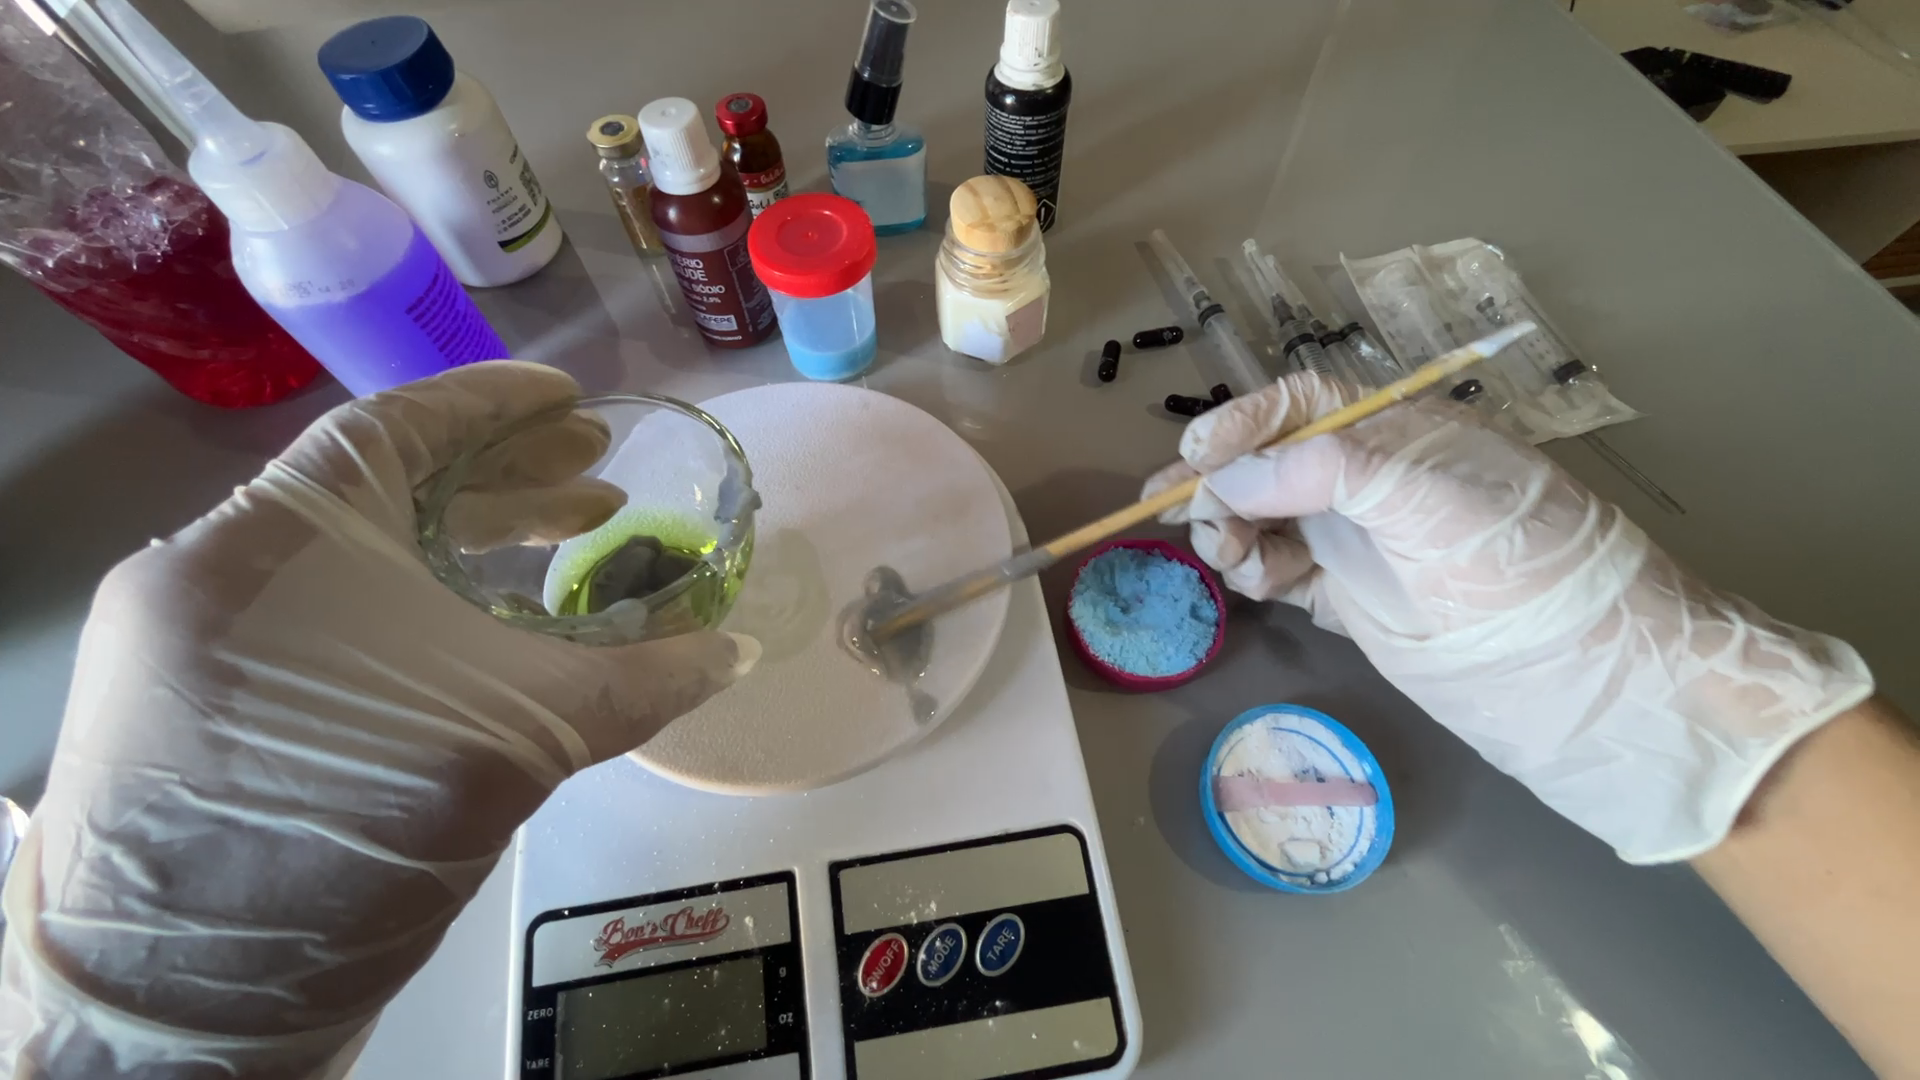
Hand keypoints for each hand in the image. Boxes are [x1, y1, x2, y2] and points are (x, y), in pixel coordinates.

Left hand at [1, 363, 757, 1078]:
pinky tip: (508, 617)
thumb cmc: (352, 834)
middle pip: (390, 484)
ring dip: (481, 535)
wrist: (189, 1014)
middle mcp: (227, 571)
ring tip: (579, 533)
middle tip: (601, 471)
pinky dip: (440, 591)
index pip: (391, 429)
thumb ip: (639, 682)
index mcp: (276, 549)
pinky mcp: (226, 694)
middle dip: (508, 471)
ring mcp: (215, 635)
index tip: (572, 397)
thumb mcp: (517, 741)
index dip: (490, 402)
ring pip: (374, 548)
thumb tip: (738, 650)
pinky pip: (353, 604)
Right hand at [1145, 373, 1871, 863]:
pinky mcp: (1345, 595)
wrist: (1588, 690)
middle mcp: (1371, 482)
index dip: (1243, 422)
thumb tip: (1227, 474)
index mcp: (1401, 437)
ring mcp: (1356, 541)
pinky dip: (1251, 571)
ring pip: (1264, 519)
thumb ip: (1326, 473)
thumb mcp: (1430, 503)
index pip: (1305, 406)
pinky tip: (1250, 582)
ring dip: (1230, 530)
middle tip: (1175, 512)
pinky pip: (1277, 570)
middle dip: (1219, 482)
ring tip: (1226, 555)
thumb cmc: (1524, 573)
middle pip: (1270, 463)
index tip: (1194, 455)